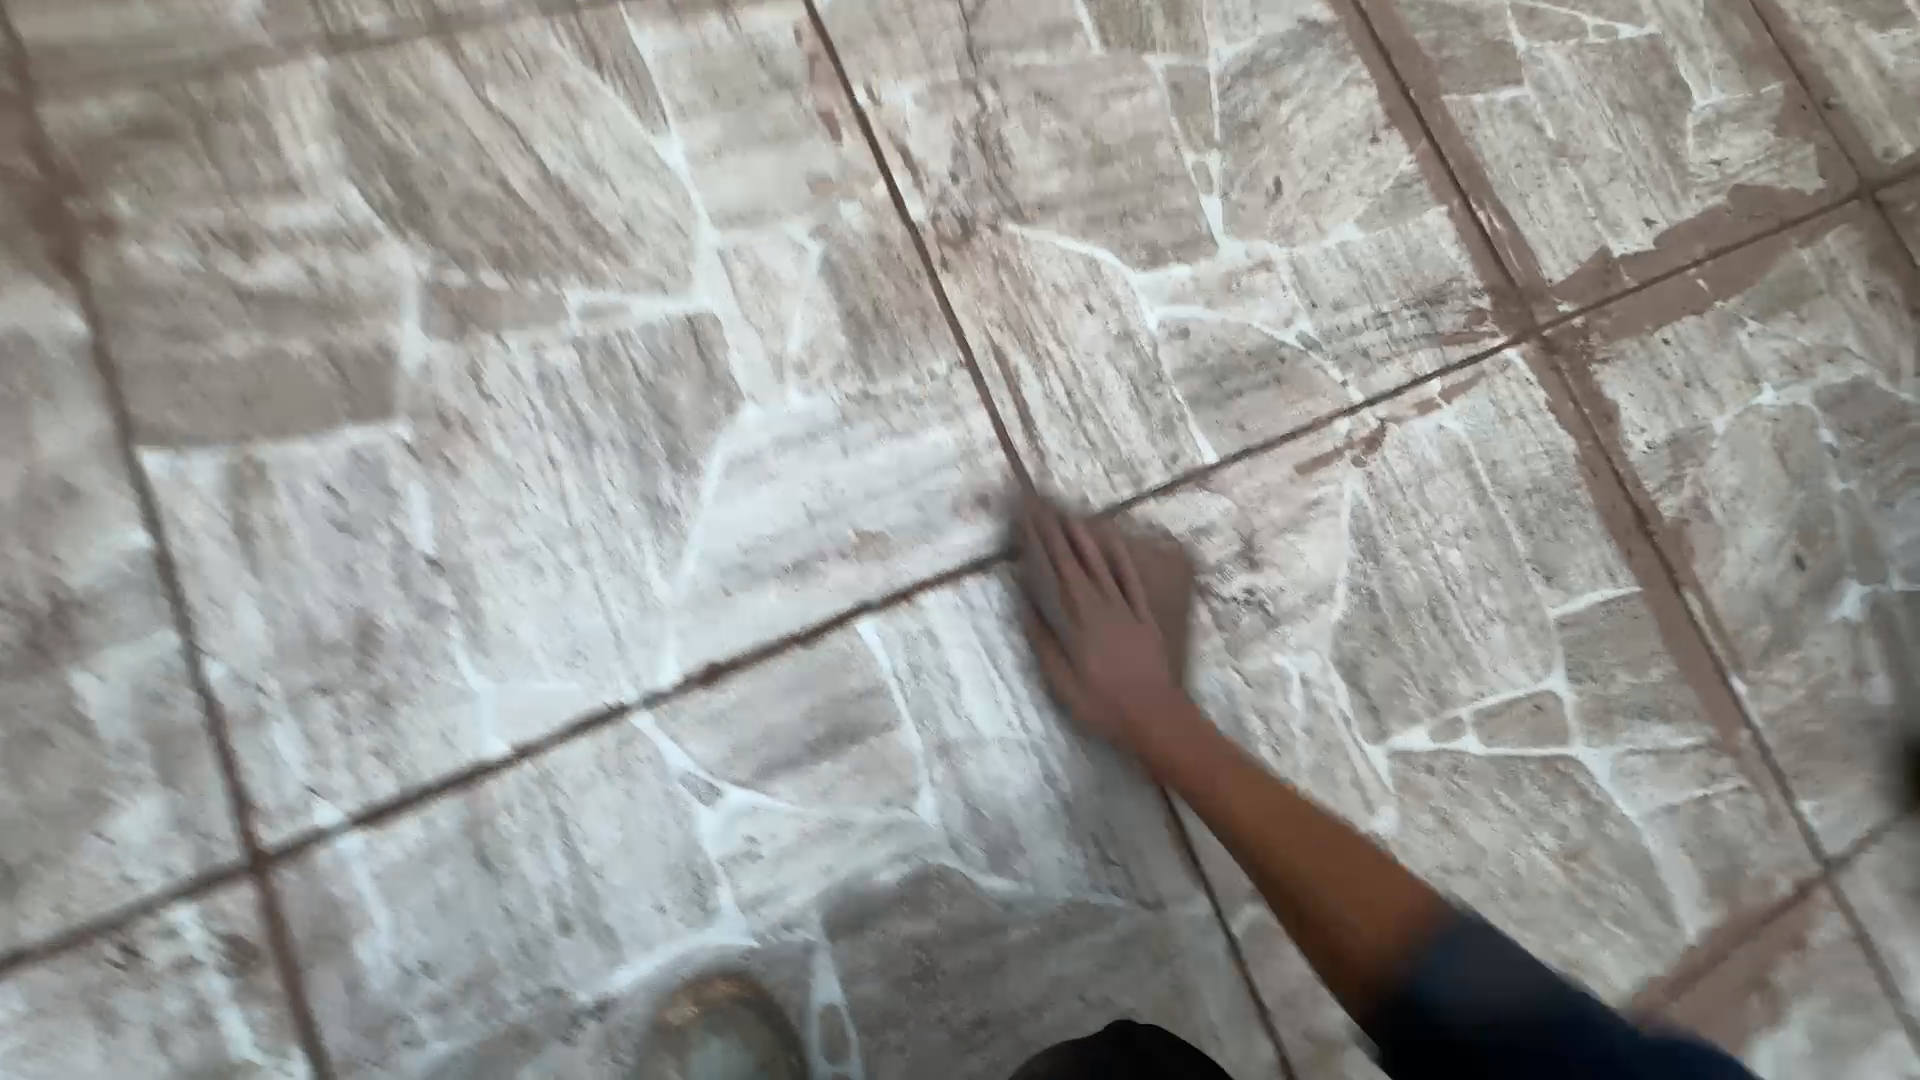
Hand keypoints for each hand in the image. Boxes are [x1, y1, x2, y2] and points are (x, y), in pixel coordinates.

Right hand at [1017, 499, 1190, 751]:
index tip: (1027, 523)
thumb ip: (1044, 641)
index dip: (1040, 545)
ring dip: (1085, 538)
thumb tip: (1026, 605)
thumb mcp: (1061, 681)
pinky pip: (1131, 579)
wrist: (1154, 716)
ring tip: (1070, 516)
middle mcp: (1100, 605)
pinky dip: (1121, 557)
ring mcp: (1125, 608)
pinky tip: (1113, 541)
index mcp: (1077, 621)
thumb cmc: (1101, 705)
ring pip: (1102, 564)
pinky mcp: (1144, 616)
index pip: (1054, 573)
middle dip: (1057, 534)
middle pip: (1075, 562)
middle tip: (1042, 509)